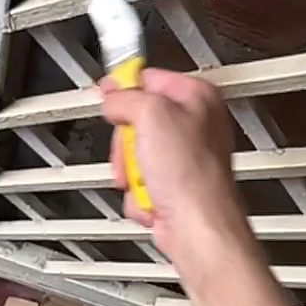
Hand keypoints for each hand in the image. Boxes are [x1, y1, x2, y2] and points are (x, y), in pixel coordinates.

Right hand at [100, 69, 255, 271]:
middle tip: (133, 150)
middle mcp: (194, 125)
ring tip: (145, 178)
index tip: (109, 95)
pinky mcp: (173, 185)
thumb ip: (127, 96)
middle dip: (126, 143)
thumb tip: (113, 95)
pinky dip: (139, 193)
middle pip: (136, 120)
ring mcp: (183, 157)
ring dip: (131, 172)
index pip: (149, 78)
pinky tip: (153, 196)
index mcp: (197, 97)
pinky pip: (140, 182)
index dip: (124, 88)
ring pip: (134, 155)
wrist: (197, 226)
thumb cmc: (191, 176)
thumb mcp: (150, 115)